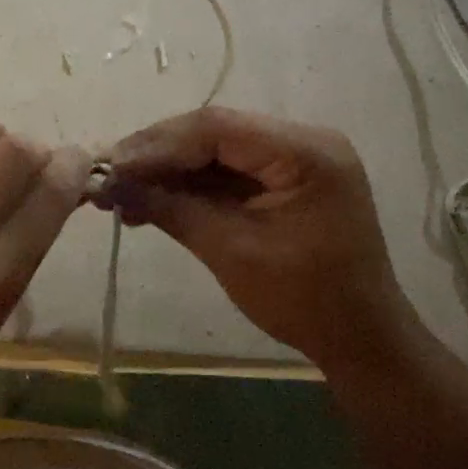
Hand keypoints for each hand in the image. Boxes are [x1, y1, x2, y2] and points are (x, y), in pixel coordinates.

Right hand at [99, 106, 421, 370]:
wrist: (360, 340)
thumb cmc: (305, 300)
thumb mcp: (232, 252)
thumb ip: (172, 209)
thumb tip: (111, 186)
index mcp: (306, 151)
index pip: (216, 128)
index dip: (157, 145)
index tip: (111, 167)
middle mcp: (302, 141)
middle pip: (212, 132)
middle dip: (156, 155)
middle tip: (107, 176)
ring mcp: (292, 159)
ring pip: (211, 150)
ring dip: (165, 171)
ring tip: (117, 193)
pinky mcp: (280, 180)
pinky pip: (224, 172)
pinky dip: (185, 186)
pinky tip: (146, 202)